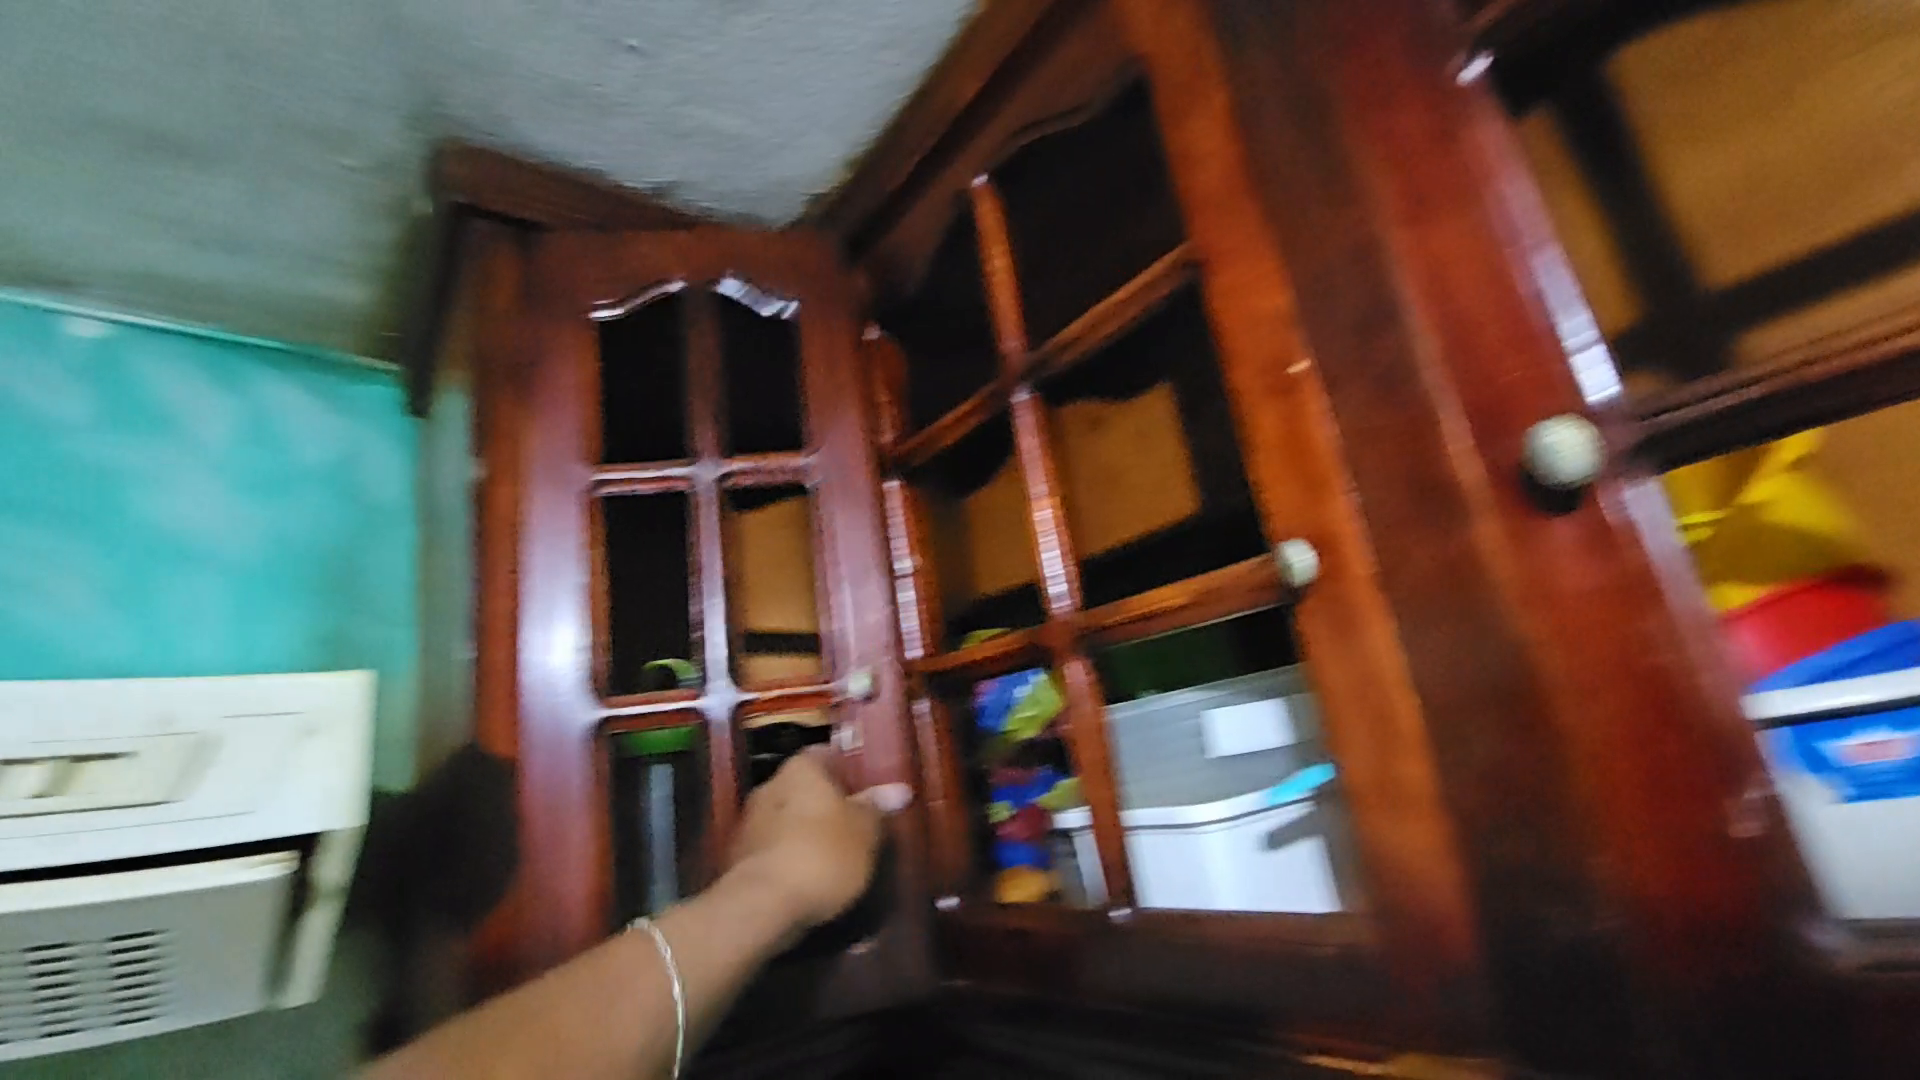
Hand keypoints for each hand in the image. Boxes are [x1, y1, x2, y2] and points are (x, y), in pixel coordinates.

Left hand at [724, 749, 909, 935]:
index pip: (825, 754)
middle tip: (855, 822)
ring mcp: (749, 824)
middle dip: (825, 803)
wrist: (762, 906)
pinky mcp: (739, 860)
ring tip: (835, 855)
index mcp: (800, 768)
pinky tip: (810, 878)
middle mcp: (769, 786)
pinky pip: (774, 850)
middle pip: (804, 787)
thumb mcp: (865, 831)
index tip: (866, 785)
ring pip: (787, 819)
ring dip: (805, 832)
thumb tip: (899, 789)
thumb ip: (877, 807)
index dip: (846, 768)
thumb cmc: (823, 853)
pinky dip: (789, 858)